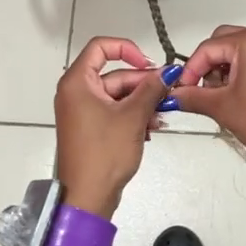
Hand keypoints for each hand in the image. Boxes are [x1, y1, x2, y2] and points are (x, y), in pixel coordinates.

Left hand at [54, 37, 165, 218]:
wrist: (87, 197)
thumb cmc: (105, 152)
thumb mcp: (132, 117)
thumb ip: (151, 89)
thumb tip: (169, 70)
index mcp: (78, 82)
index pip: (101, 47)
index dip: (127, 49)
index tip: (149, 65)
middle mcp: (76, 92)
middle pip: (114, 74)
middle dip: (142, 84)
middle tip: (168, 95)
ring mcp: (82, 111)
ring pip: (117, 95)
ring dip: (141, 103)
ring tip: (161, 118)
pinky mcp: (90, 128)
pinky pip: (114, 112)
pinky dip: (132, 116)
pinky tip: (152, 129)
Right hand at [169, 26, 245, 155]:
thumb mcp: (223, 108)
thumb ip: (193, 97)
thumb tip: (173, 95)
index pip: (207, 49)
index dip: (191, 70)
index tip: (183, 90)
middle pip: (222, 42)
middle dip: (208, 65)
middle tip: (205, 91)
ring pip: (239, 49)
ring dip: (225, 67)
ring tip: (224, 95)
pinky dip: (243, 68)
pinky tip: (242, 93)